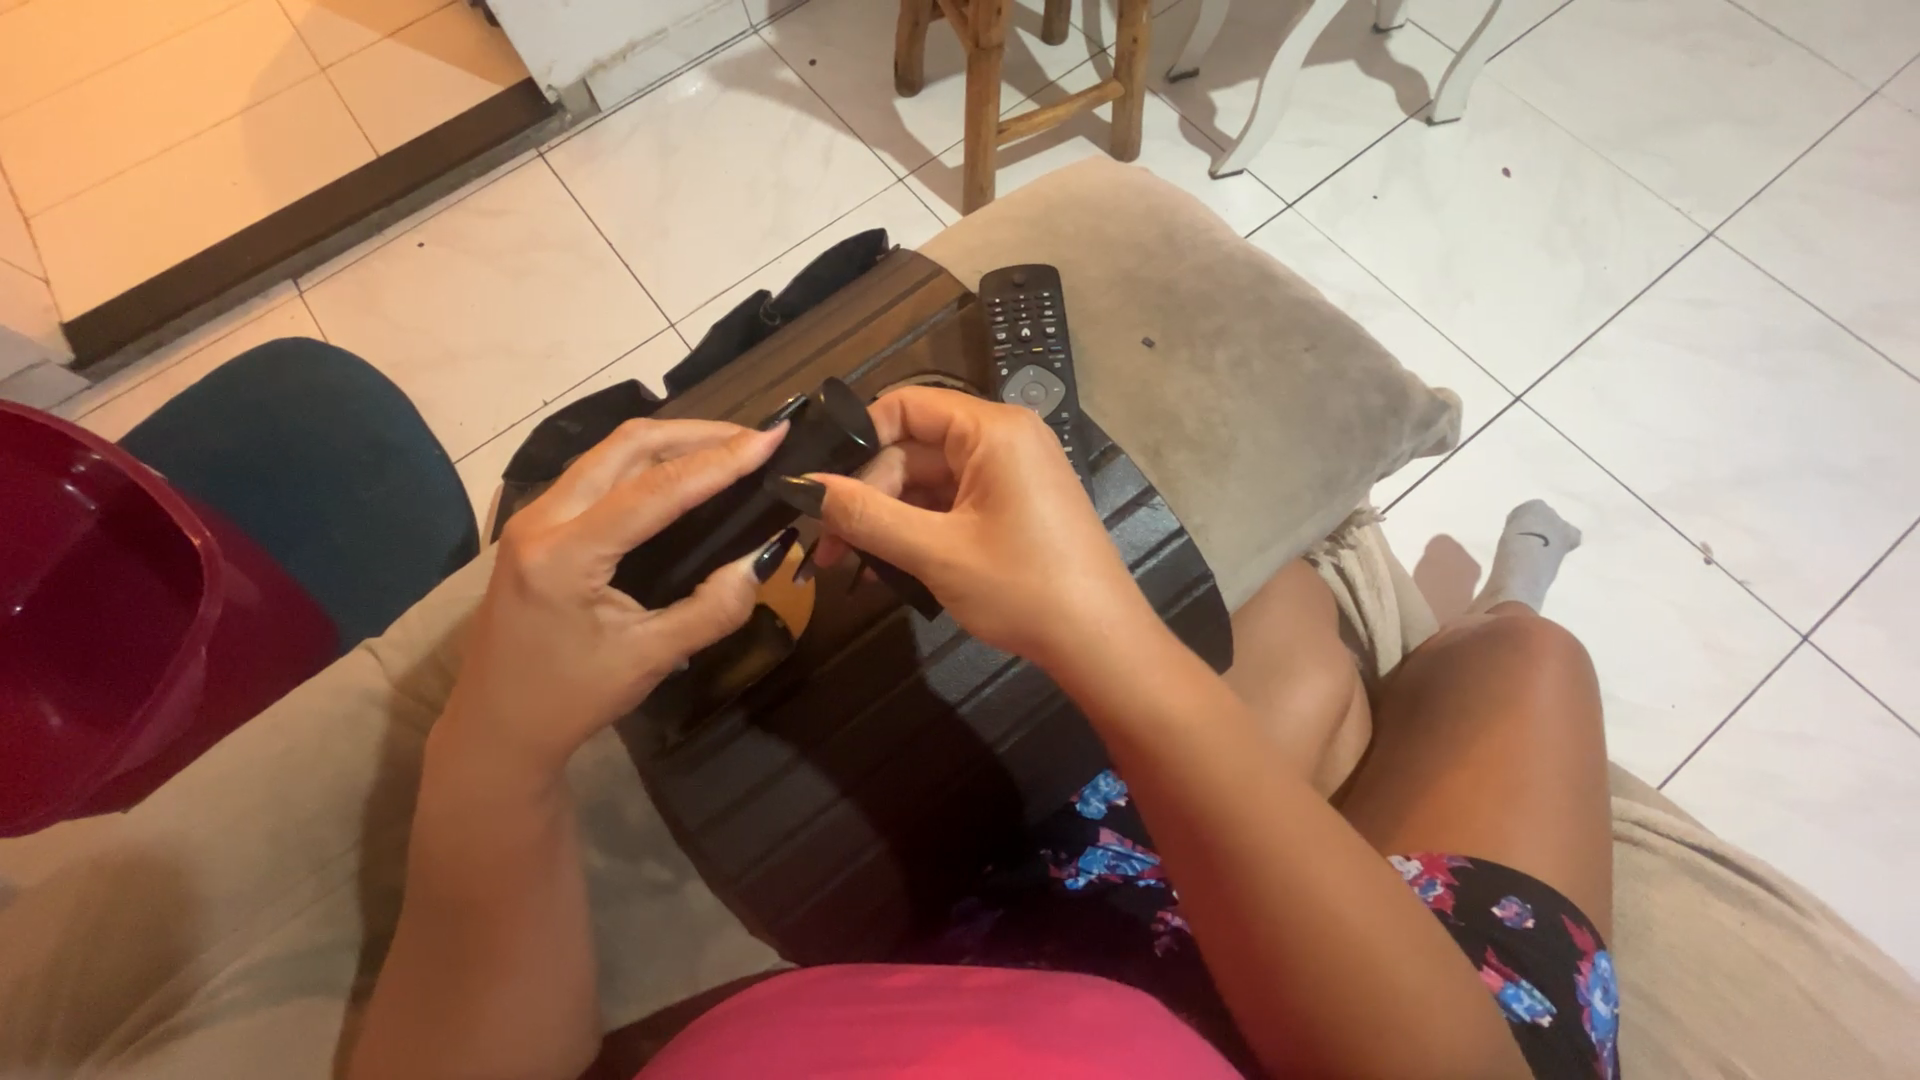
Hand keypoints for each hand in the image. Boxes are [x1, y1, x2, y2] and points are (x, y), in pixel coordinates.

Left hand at [442, 418, 792, 775]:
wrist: (495, 728)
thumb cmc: (571, 699)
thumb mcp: (650, 659)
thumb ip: (714, 608)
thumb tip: (764, 558)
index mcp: (565, 556)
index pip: (656, 489)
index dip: (720, 460)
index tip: (771, 437)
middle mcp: (541, 520)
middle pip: (626, 446)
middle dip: (696, 433)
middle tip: (753, 436)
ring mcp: (532, 518)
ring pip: (608, 452)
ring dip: (671, 441)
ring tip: (727, 446)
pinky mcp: (535, 526)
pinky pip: (597, 473)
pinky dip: (646, 461)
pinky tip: (680, 471)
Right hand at [799, 387, 1156, 671]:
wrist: (1099, 643)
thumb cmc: (1023, 588)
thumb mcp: (936, 552)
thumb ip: (866, 515)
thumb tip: (804, 488)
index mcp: (992, 430)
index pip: (905, 406)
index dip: (856, 441)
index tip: (819, 487)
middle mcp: (1004, 440)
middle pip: (913, 449)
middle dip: (866, 496)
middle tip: (827, 548)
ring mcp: (1011, 475)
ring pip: (928, 483)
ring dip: (887, 519)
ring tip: (847, 565)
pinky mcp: (1013, 507)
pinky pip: (952, 505)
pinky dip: (918, 531)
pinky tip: (887, 568)